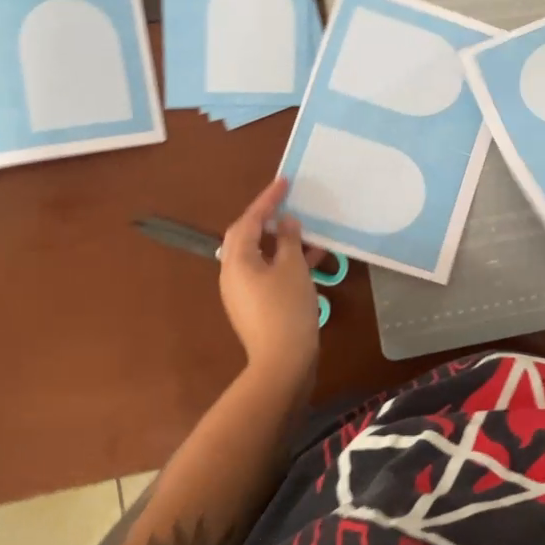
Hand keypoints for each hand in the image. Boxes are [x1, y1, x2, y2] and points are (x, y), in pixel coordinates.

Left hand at [218, 178, 320, 377]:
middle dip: (268, 219)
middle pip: (247, 237)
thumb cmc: (286, 309)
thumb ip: (287, 240)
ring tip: (308, 232)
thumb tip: (285, 222)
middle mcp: (233, 274)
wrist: (283, 363)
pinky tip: (312, 261)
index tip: (284, 182)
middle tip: (288, 204)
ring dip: (281, 242)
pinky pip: (268, 274)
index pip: (249, 220)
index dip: (267, 200)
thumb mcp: (292, 268)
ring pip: (260, 257)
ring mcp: (242, 293)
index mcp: (236, 260)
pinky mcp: (256, 307)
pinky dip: (285, 262)